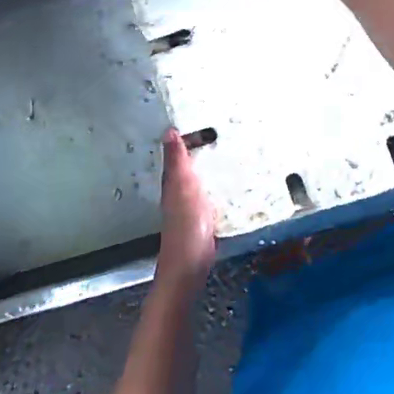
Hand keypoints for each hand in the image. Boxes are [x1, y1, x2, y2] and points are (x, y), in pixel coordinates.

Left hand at [156, 128, 216, 292]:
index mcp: (173, 182)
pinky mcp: (198, 222)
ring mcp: (187, 208)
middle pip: (186, 165)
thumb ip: (177, 163)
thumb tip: (169, 131)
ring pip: (195, 180)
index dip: (188, 138)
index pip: (177, 152)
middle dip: (198, 150)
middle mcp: (177, 192)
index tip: (204, 123)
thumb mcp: (184, 190)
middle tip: (217, 135)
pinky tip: (223, 187)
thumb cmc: (187, 230)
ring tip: (223, 155)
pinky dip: (212, 186)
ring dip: (206, 167)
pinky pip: (205, 195)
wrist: (187, 270)